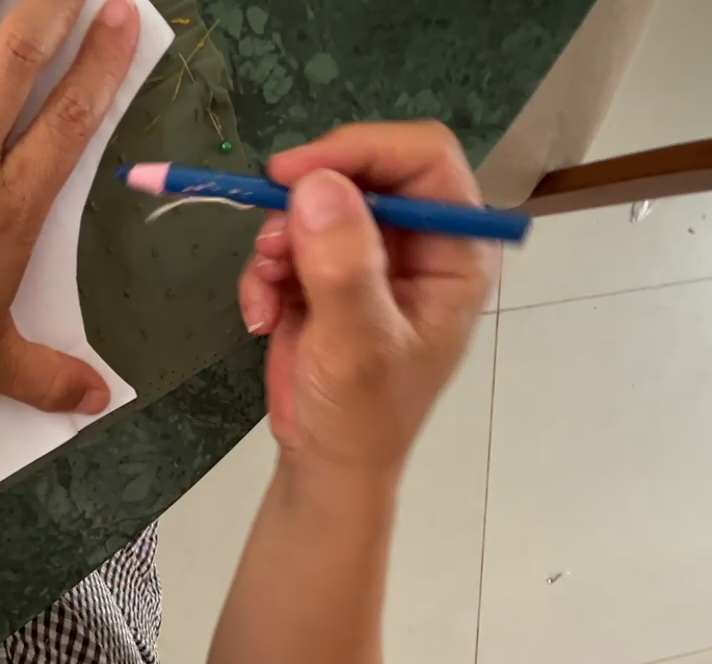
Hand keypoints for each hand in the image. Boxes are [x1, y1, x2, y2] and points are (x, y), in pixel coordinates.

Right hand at [236, 122, 495, 475]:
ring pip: (312, 211)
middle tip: (269, 246)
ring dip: (276, 248)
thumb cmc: (360, 415)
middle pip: (359, 179)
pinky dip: (262, 279)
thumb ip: (342, 266)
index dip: (360, 152)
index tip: (293, 173)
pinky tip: (260, 319)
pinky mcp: (320, 284)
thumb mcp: (356, 344)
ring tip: (265, 297)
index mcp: (451, 253)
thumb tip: (313, 186)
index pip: (422, 163)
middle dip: (304, 208)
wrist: (324, 463)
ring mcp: (362, 263)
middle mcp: (411, 247)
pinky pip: (285, 251)